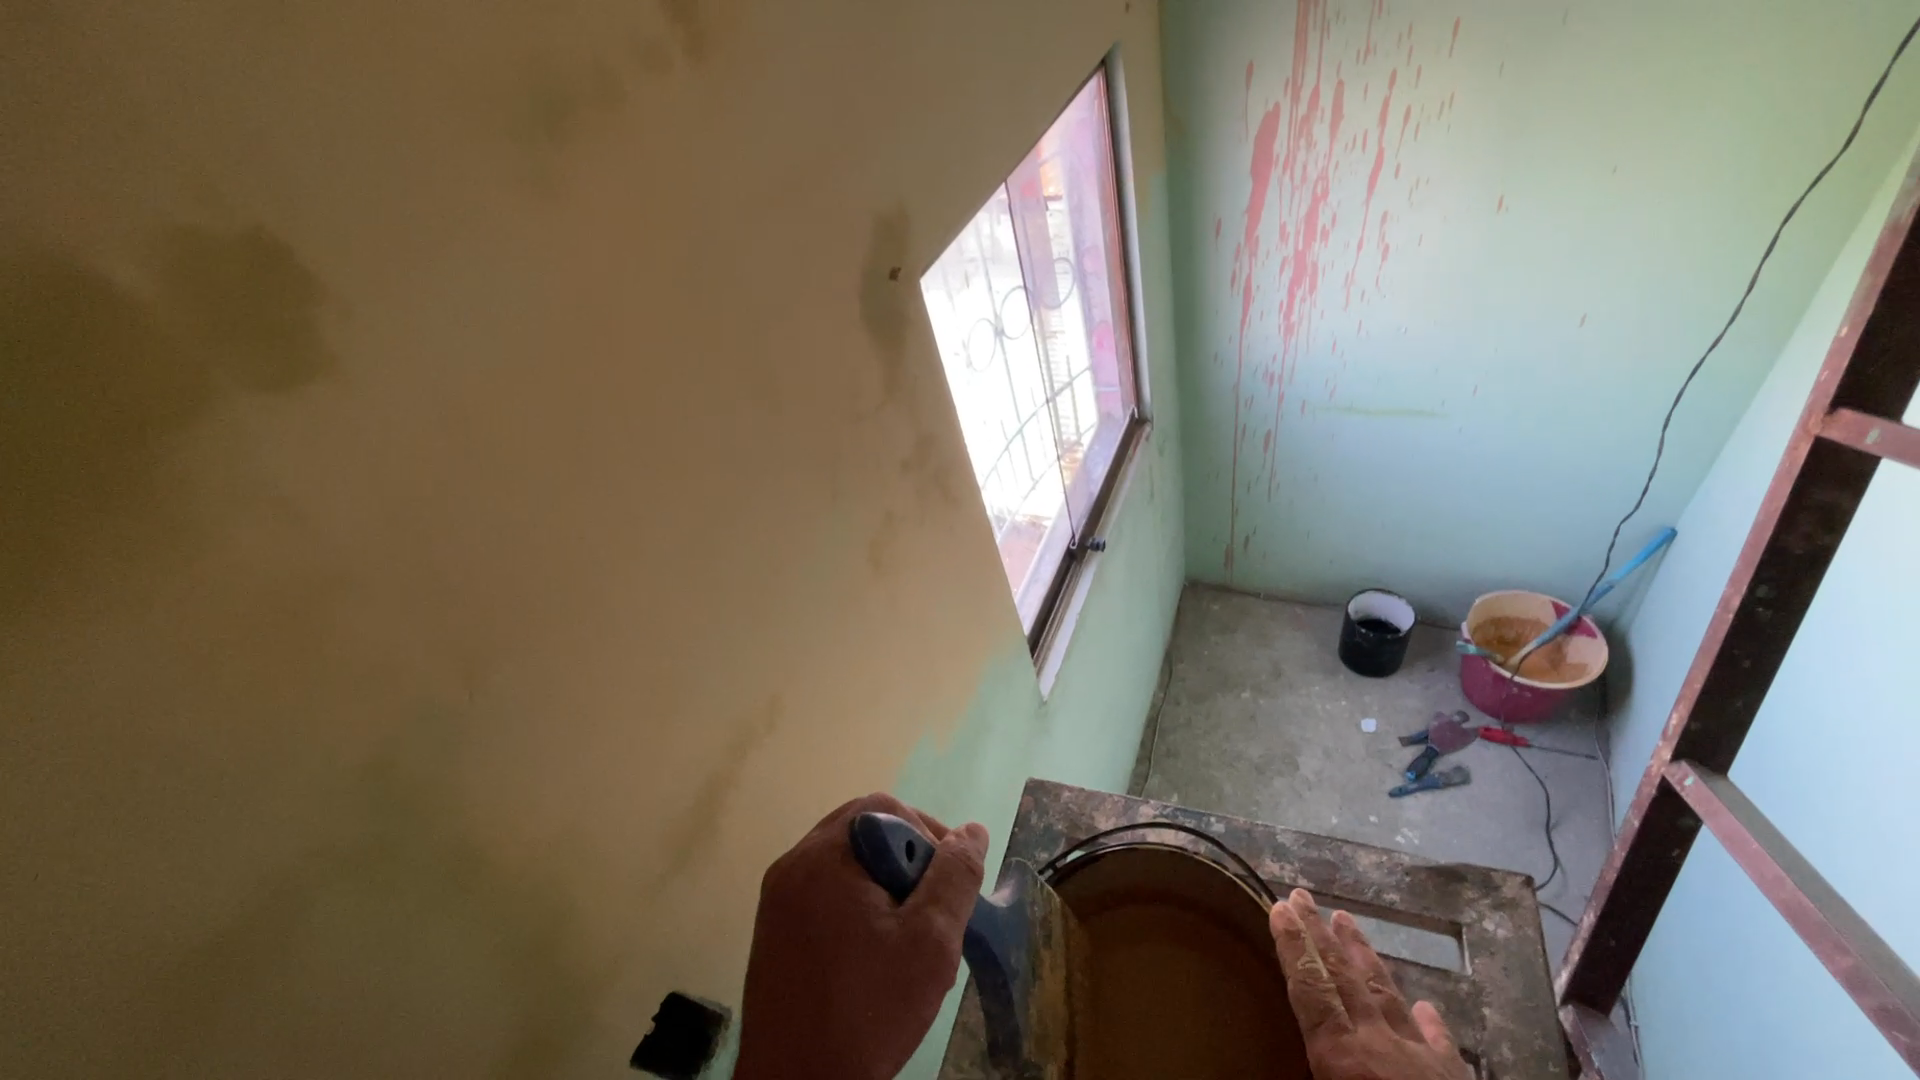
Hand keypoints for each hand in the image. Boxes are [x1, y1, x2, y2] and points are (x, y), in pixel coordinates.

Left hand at [735, 793, 988, 1079]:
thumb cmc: (867, 1011)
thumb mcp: (930, 942)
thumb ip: (955, 877)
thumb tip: (972, 831)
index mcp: (823, 858)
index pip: (884, 810)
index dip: (926, 834)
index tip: (947, 883)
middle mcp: (793, 866)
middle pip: (862, 830)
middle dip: (907, 860)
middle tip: (932, 909)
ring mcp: (777, 899)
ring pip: (845, 863)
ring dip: (884, 884)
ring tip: (909, 936)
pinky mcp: (774, 931)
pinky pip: (824, 892)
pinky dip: (857, 905)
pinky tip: (876, 952)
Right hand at [1269, 889, 1471, 1079]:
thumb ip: (1305, 1073)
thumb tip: (1262, 1068)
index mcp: (1341, 1059)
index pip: (1310, 988)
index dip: (1293, 946)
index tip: (1281, 907)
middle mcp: (1378, 1046)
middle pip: (1343, 978)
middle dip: (1320, 934)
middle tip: (1303, 896)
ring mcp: (1422, 1061)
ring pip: (1387, 994)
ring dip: (1363, 955)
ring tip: (1347, 920)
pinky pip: (1440, 1043)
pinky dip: (1430, 1020)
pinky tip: (1426, 1004)